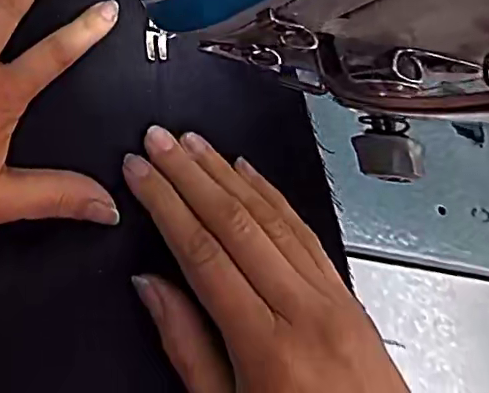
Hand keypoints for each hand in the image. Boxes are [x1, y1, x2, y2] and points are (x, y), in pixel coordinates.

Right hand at [123, 127, 409, 392]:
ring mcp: (331, 298)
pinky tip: (248, 170)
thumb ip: (188, 349)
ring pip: (268, 213)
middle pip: (233, 220)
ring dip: (224, 170)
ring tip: (193, 142)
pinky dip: (270, 192)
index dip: (164, 203)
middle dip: (188, 172)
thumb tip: (151, 287)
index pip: (202, 251)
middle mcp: (304, 312)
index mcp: (269, 351)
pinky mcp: (347, 293)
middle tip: (159, 138)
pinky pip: (303, 227)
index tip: (140, 171)